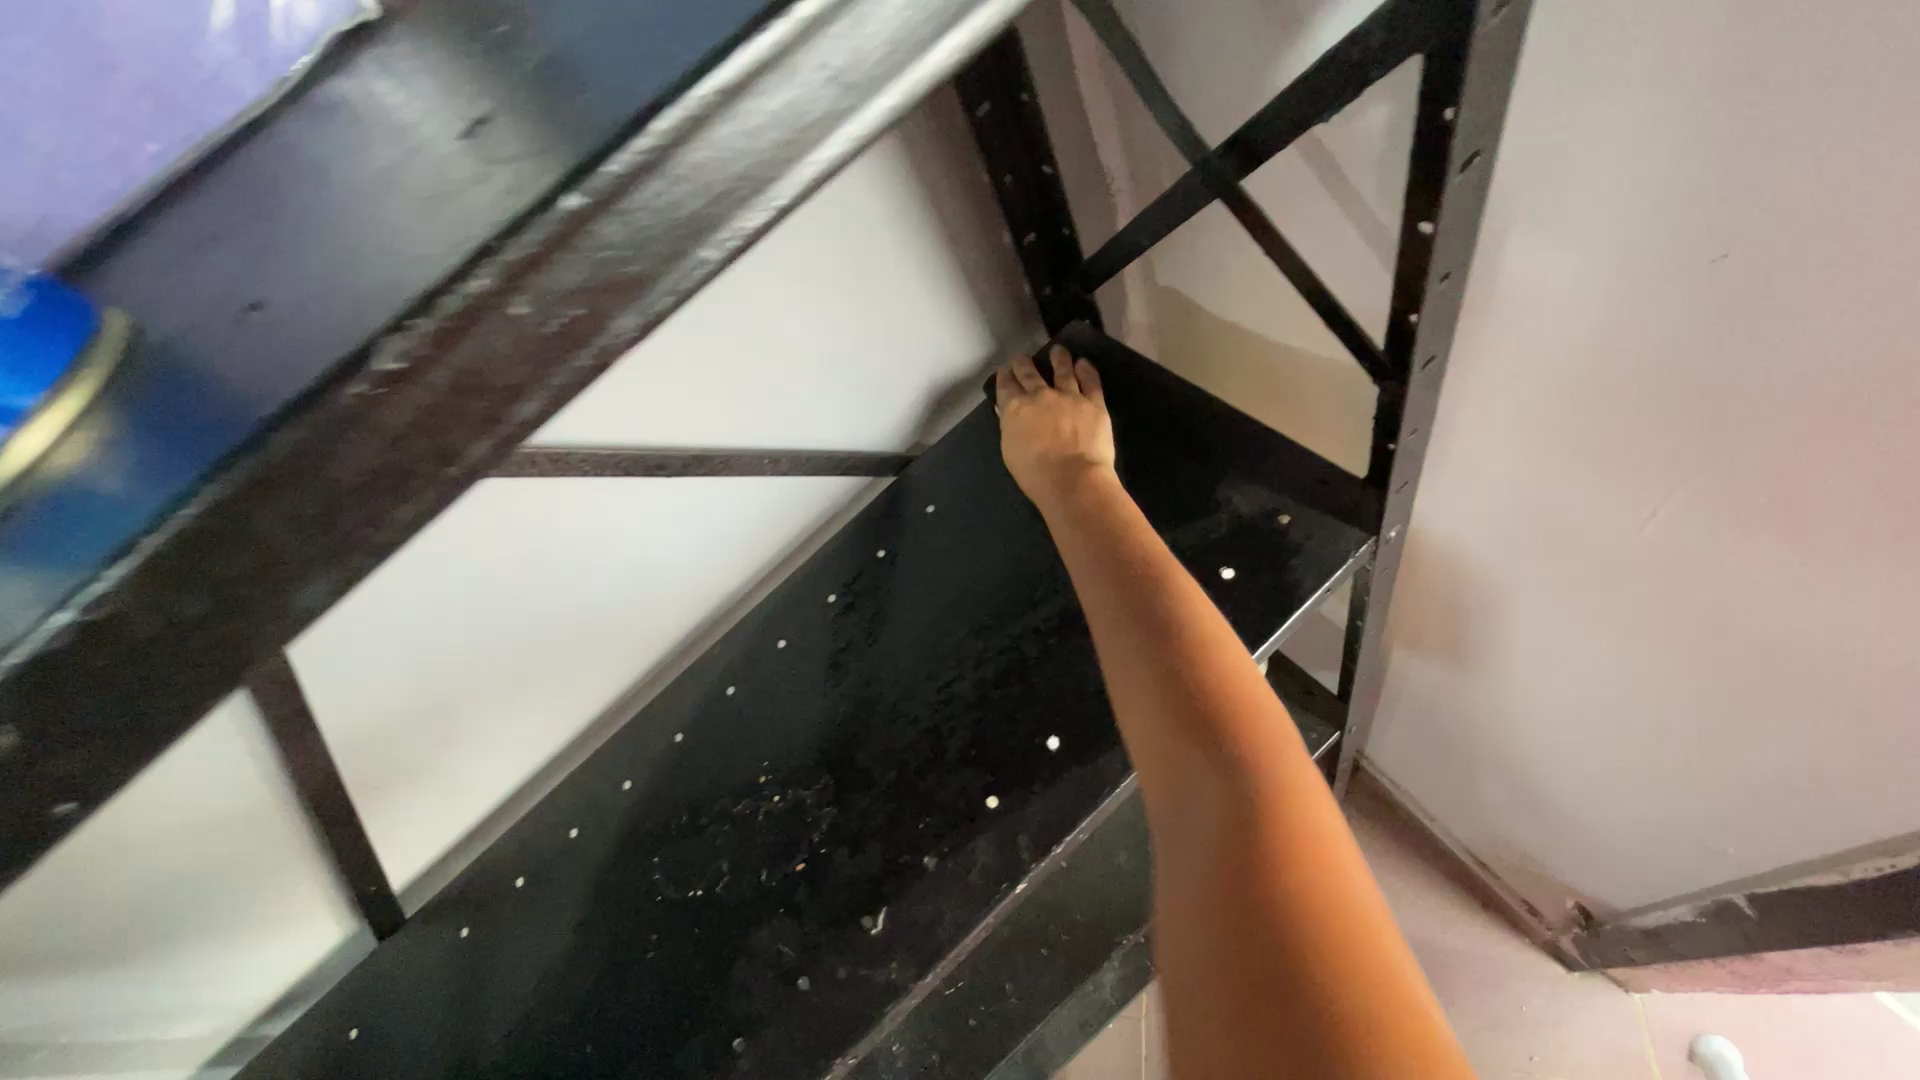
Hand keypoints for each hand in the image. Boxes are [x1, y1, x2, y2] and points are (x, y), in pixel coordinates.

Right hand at [994, 345, 1115, 508]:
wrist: (1073, 479)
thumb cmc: (1035, 474)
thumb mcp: (1010, 452)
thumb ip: (1009, 427)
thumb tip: (1004, 411)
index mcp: (1016, 409)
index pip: (1006, 386)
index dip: (1004, 376)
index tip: (1005, 370)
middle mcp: (1040, 396)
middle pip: (1030, 373)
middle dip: (1023, 363)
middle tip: (1021, 357)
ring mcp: (1069, 396)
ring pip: (1062, 370)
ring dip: (1059, 358)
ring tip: (1058, 350)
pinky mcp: (1094, 403)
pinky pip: (1090, 381)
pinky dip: (1087, 370)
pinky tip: (1084, 363)